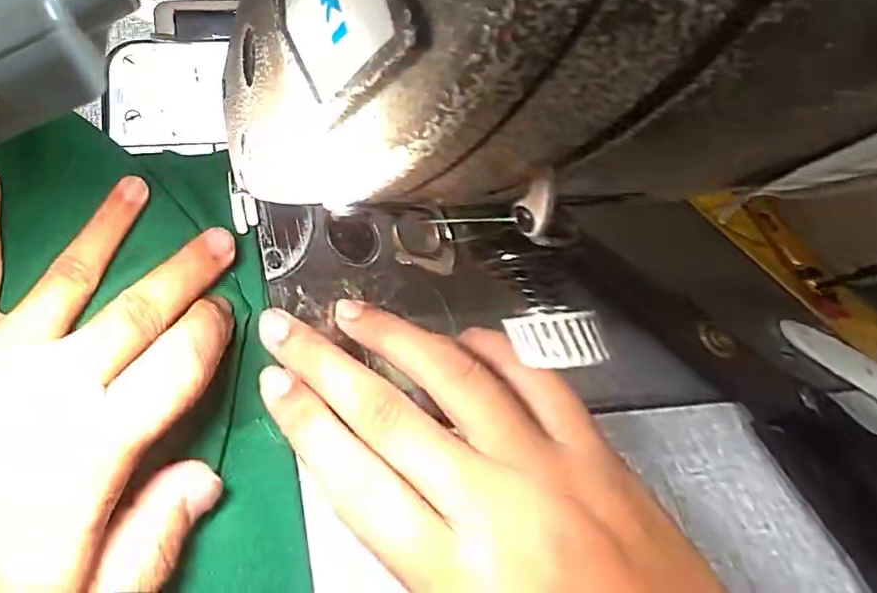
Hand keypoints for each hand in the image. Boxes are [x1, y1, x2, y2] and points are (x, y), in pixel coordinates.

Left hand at [0, 167, 238, 592]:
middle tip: (216, 239)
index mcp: (96, 444)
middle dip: (185, 272)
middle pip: (140, 309)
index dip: (210, 333)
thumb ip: (148, 542)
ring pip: (73, 271)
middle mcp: (58, 380)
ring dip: (109, 226)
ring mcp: (5, 347)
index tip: (227, 310)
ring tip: (135, 189)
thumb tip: (206, 478)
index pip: (178, 368)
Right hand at [257, 301, 721, 592]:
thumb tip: (352, 468)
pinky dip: (491, 349)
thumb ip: (407, 550)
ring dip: (393, 335)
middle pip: (387, 414)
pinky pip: (535, 380)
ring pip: (453, 377)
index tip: (275, 383)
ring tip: (352, 311)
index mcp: (460, 578)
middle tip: (284, 326)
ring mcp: (554, 473)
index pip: (355, 478)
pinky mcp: (601, 458)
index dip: (305, 421)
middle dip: (322, 362)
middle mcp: (500, 512)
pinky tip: (461, 337)